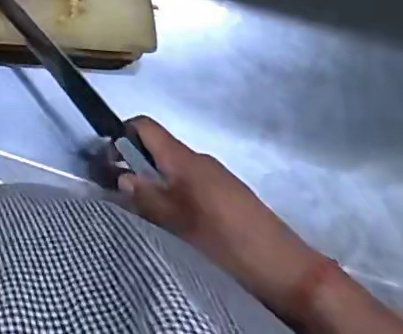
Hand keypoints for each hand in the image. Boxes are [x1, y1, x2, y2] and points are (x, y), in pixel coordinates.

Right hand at [118, 117, 327, 318]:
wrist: (295, 276)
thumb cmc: (228, 242)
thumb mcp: (178, 223)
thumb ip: (147, 197)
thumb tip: (123, 176)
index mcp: (184, 159)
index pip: (144, 126)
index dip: (121, 134)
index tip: (108, 158)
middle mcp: (201, 161)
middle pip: (158, 150)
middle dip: (137, 167)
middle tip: (124, 195)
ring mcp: (221, 180)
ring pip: (176, 172)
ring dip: (159, 186)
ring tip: (151, 216)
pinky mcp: (234, 201)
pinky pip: (195, 188)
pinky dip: (180, 199)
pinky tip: (181, 227)